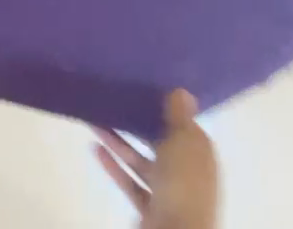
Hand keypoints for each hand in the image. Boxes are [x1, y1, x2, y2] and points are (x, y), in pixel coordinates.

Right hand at [94, 90, 218, 228]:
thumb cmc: (183, 184)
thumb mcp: (182, 144)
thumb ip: (179, 118)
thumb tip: (183, 90)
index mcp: (200, 156)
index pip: (185, 127)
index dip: (166, 109)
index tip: (143, 88)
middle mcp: (187, 172)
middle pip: (159, 143)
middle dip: (135, 124)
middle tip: (111, 102)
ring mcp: (169, 190)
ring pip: (140, 160)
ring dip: (118, 142)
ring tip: (92, 121)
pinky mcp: (150, 205)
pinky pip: (130, 180)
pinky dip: (114, 165)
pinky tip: (95, 149)